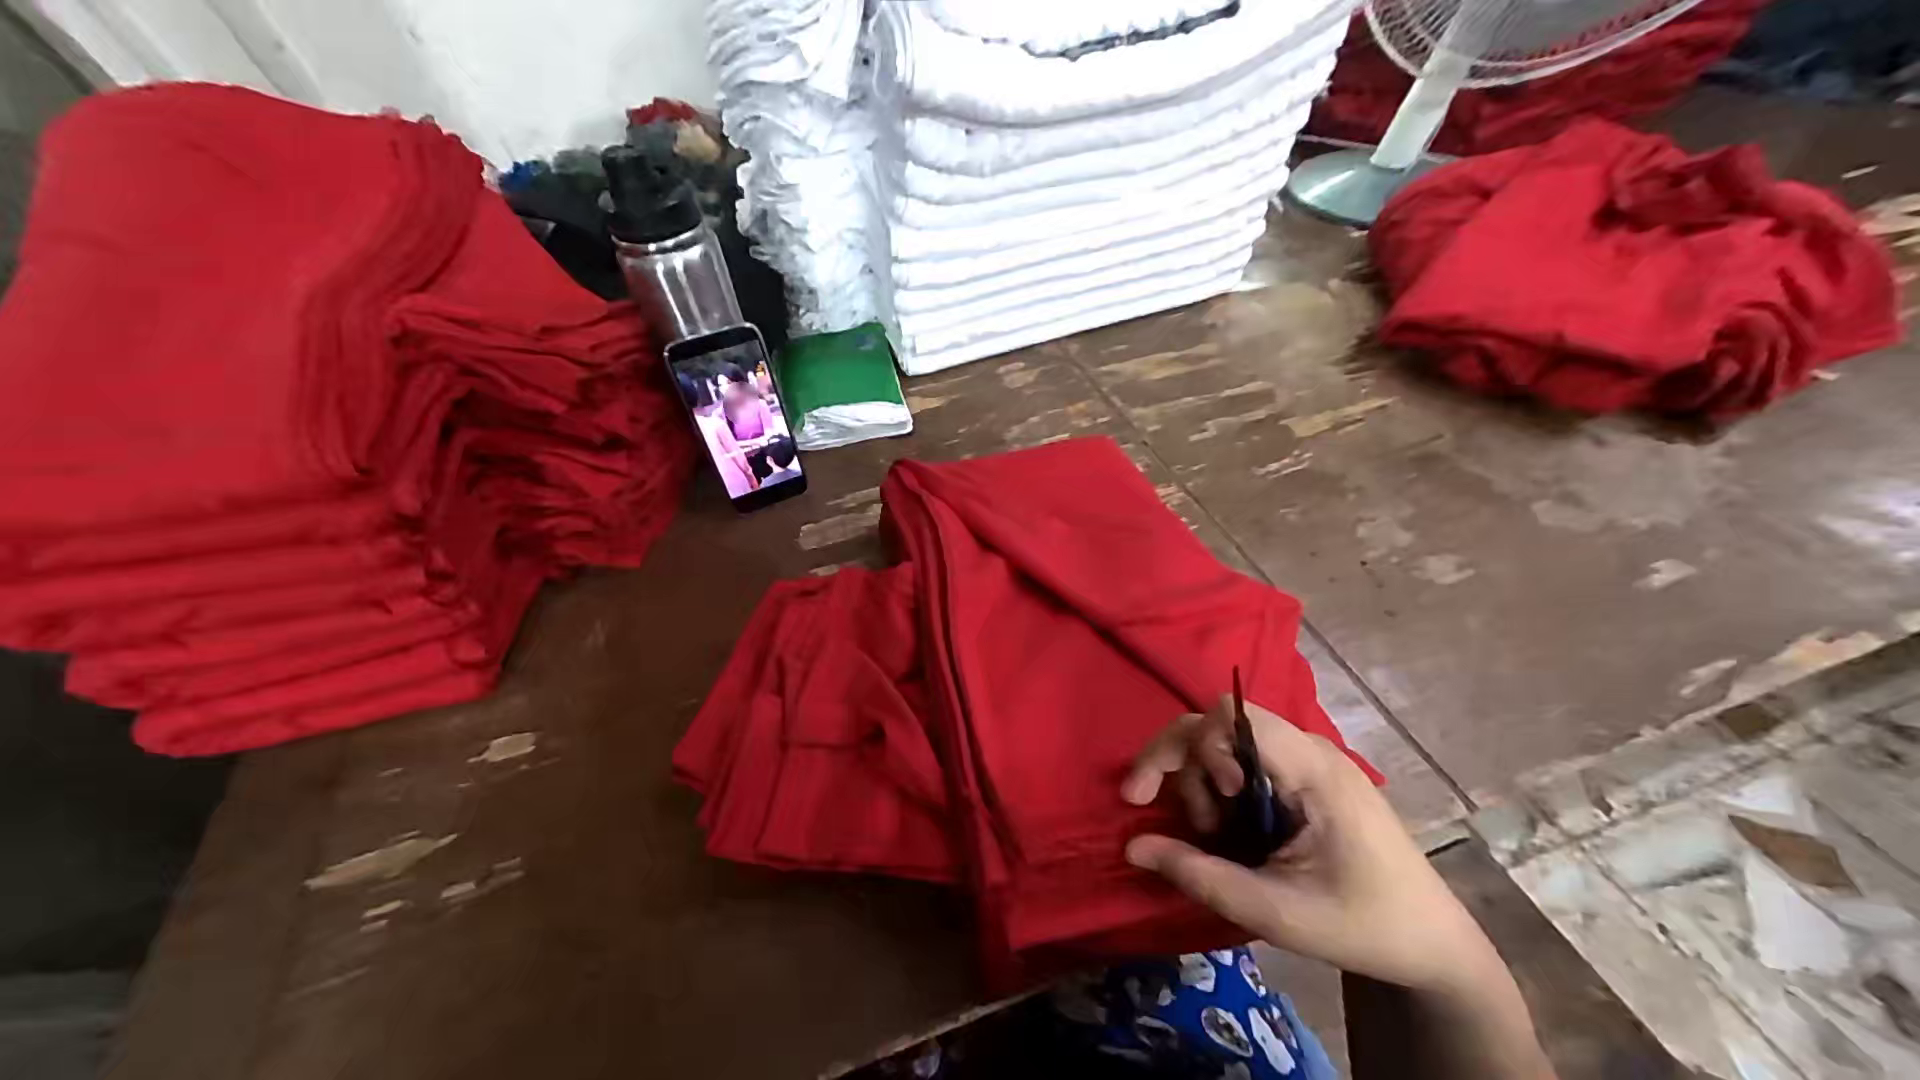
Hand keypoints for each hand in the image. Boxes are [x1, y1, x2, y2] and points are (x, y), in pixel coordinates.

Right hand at [1122, 697, 1503, 995]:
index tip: (1211, 808)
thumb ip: (1199, 875)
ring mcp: (1306, 761)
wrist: (1432, 943)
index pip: (1232, 715)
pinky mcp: (1302, 777)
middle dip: (1180, 762)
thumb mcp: (1275, 911)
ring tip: (1212, 835)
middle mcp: (1307, 750)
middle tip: (1155, 808)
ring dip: (1199, 782)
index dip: (1201, 748)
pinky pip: (1242, 760)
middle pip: (1216, 722)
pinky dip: (1216, 788)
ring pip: (1223, 741)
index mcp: (1312, 769)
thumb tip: (1131, 846)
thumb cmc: (1362, 925)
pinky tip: (1223, 827)